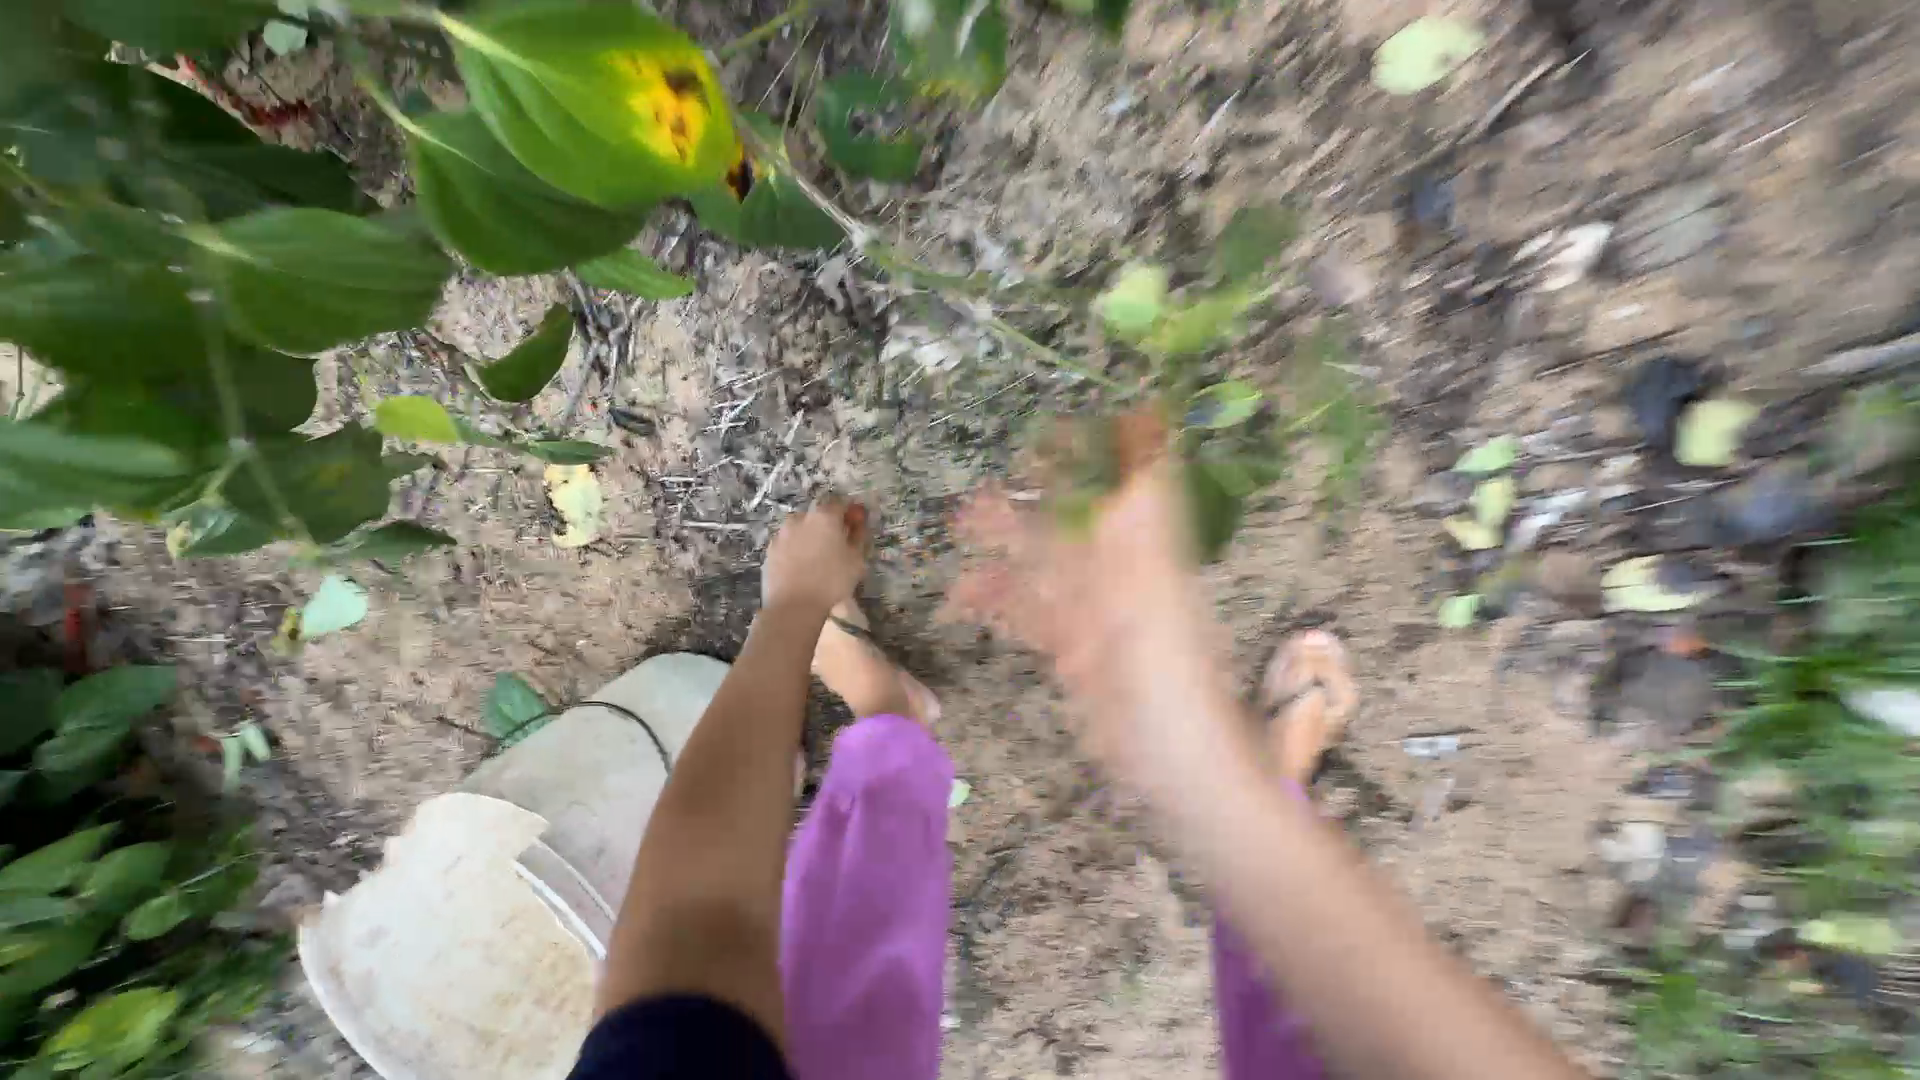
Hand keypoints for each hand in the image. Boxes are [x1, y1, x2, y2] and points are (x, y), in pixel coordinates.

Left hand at [762, 497, 869, 615]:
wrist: (794, 606)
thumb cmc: (832, 581)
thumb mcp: (856, 560)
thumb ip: (858, 536)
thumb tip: (857, 523)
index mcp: (825, 516)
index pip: (840, 504)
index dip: (850, 513)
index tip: (855, 527)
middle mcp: (801, 518)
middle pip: (818, 515)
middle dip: (829, 525)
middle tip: (837, 545)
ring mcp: (782, 533)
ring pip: (801, 529)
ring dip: (811, 536)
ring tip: (817, 559)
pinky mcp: (770, 550)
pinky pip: (788, 543)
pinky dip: (796, 549)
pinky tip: (801, 567)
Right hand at [944, 414, 1246, 791]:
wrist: (1182, 772)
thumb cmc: (1176, 685)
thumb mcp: (1156, 598)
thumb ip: (1140, 522)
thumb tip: (1149, 439)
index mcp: (1147, 557)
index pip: (1118, 491)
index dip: (1089, 459)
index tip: (1046, 434)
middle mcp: (1124, 578)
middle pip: (1068, 529)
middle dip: (1025, 509)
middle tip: (975, 496)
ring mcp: (1099, 618)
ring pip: (1045, 570)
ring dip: (1003, 553)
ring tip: (959, 535)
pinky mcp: (1080, 655)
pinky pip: (1036, 617)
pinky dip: (1003, 604)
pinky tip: (968, 597)